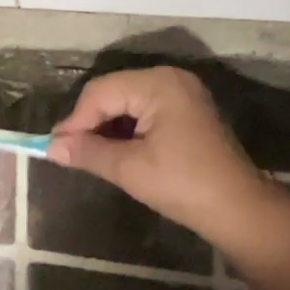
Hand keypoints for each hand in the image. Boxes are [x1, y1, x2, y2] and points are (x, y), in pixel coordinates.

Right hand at [48, 68, 275, 242]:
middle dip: (89, 122)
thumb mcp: (129, 169)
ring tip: (86, 154)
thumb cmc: (183, 184)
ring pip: (127, 102)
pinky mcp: (187, 112)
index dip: (75, 121)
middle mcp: (170, 79)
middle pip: (113, 92)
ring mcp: (182, 94)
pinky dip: (125, 129)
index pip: (100, 93)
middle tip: (68, 151)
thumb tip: (51, 147)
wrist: (237, 209)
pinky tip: (113, 150)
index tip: (56, 148)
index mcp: (158, 84)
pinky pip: (145, 111)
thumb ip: (88, 152)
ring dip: (106, 126)